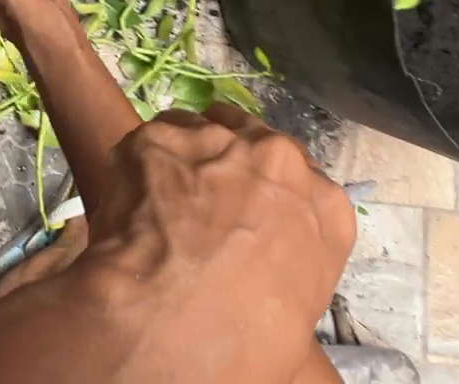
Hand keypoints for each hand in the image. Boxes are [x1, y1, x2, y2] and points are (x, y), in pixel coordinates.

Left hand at [74, 104, 356, 383]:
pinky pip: (149, 137)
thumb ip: (291, 246)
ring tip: (161, 190)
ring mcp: (213, 139)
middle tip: (201, 185)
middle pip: (248, 135)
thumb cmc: (252, 330)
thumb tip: (261, 244)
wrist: (179, 310)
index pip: (298, 174)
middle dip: (227, 154)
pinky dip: (140, 158)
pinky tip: (134, 191)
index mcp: (325, 203)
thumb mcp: (305, 298)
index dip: (265, 184)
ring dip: (182, 153)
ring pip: (195, 128)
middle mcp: (273, 156)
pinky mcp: (157, 135)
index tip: (244, 200)